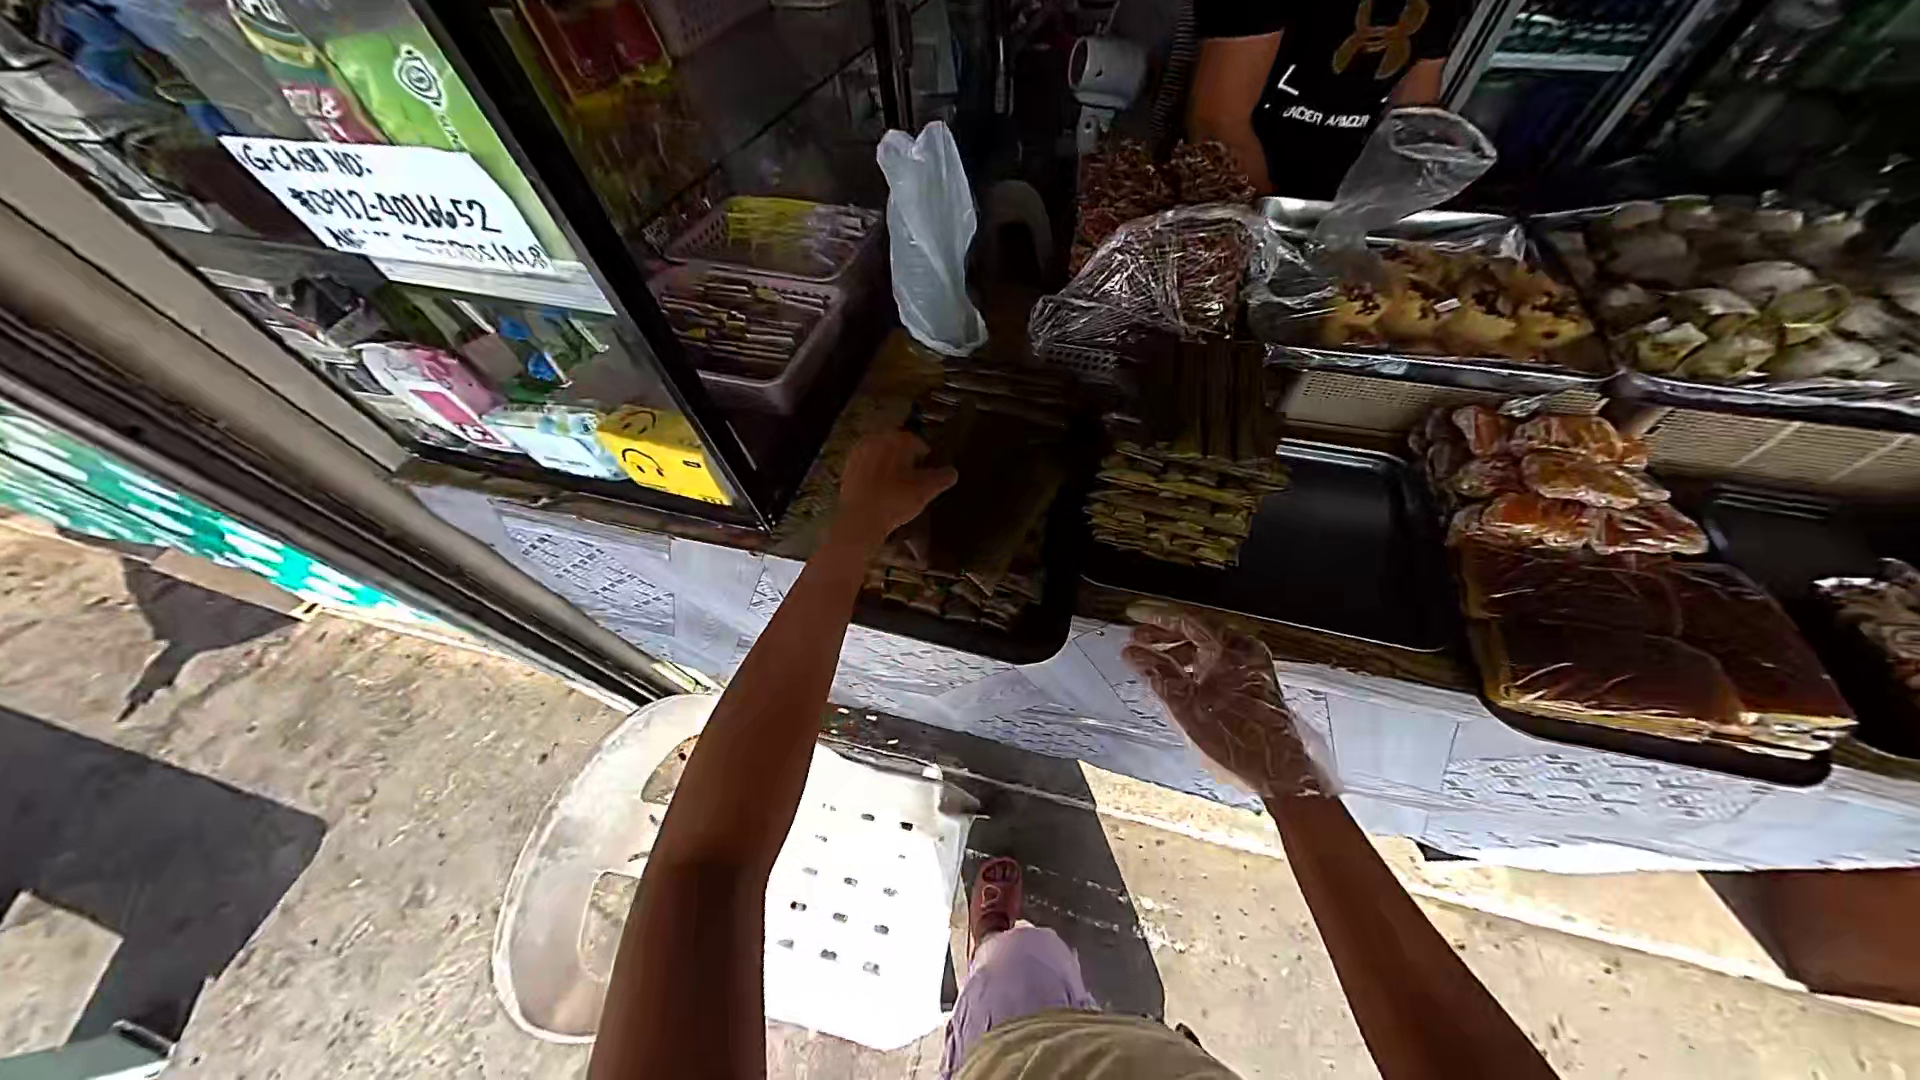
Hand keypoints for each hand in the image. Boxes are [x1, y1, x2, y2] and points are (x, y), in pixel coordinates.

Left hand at [835, 430, 957, 546]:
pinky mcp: (848, 469)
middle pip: (896, 446)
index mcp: (896, 440)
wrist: (860, 519)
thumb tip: (952, 472)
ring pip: (880, 455)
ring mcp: (859, 454)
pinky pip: (867, 467)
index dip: (926, 454)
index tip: (930, 466)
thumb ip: (942, 478)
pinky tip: (881, 489)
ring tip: (898, 483)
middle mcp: (875, 440)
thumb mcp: (926, 490)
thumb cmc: (895, 500)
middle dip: (906, 457)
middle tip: (915, 475)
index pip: (916, 441)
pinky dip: (875, 474)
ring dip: (890, 465)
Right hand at [1122, 605, 1324, 798]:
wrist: (1280, 772)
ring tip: (1153, 663)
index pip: (1186, 620)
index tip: (1135, 614)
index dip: (1155, 616)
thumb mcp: (1186, 704)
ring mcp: (1252, 665)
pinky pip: (1218, 662)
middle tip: (1138, 639)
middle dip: (1164, 635)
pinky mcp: (1254, 681)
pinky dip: (1195, 666)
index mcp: (1230, 648)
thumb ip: (1157, 672)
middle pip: (1196, 631)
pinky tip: (1178, 679)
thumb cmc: (1239, 739)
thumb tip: (1133, 652)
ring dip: (1178, 652)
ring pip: (1207, 648)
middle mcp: (1245, 650)